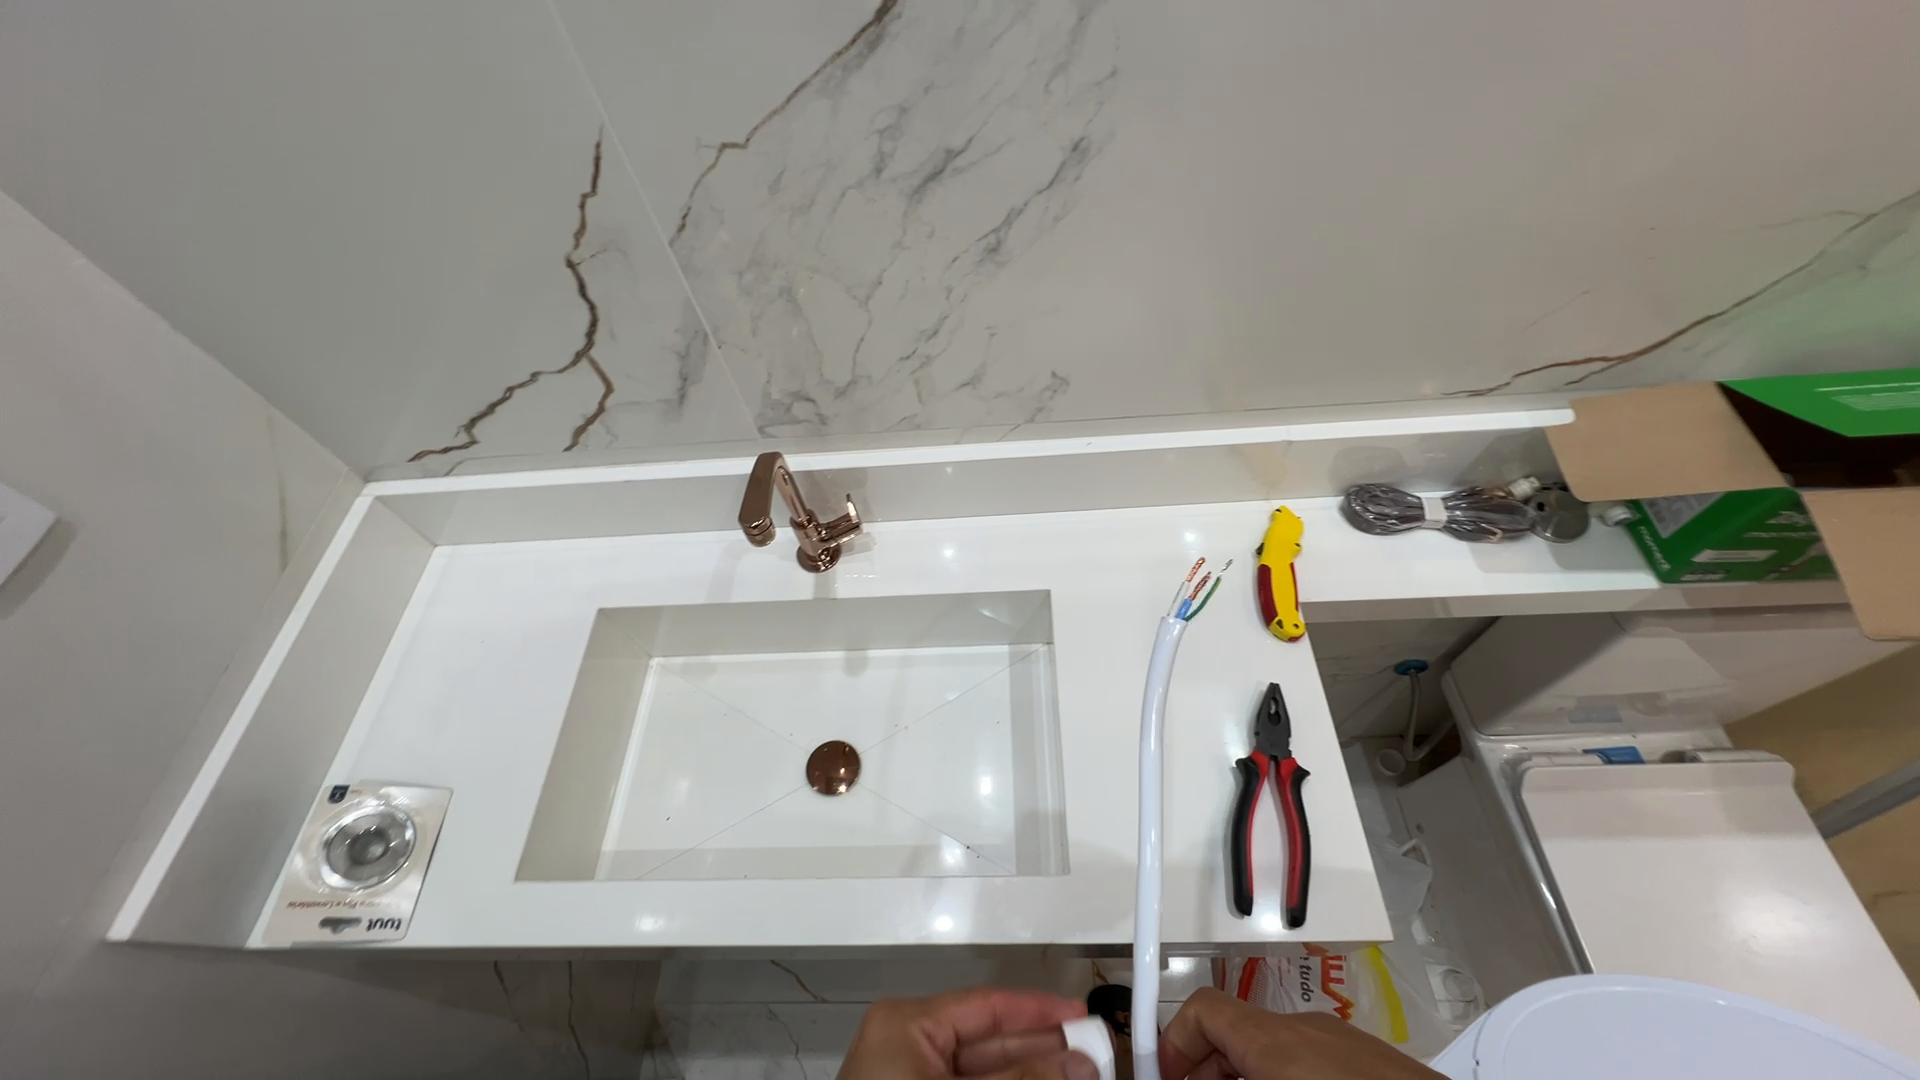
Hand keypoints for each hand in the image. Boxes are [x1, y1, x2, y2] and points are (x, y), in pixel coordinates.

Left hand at [838, 987, 1099, 1079]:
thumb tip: (1077, 1063)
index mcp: (908, 1026)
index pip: (985, 1005)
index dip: (1037, 1010)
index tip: (1080, 1017)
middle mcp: (908, 1048)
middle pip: (990, 1043)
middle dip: (1043, 1053)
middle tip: (1092, 1058)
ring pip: (987, 1076)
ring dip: (1033, 1078)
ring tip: (1081, 1078)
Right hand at [1159, 988, 1442, 1079]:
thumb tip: (1186, 1077)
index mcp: (1275, 1041)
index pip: (1201, 1008)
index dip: (1170, 1042)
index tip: (1158, 1075)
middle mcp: (1306, 1030)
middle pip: (1232, 1029)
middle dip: (1203, 1067)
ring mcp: (1345, 1045)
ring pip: (1270, 1049)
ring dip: (1242, 1076)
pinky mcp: (1375, 1064)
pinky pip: (1308, 1061)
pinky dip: (1281, 1077)